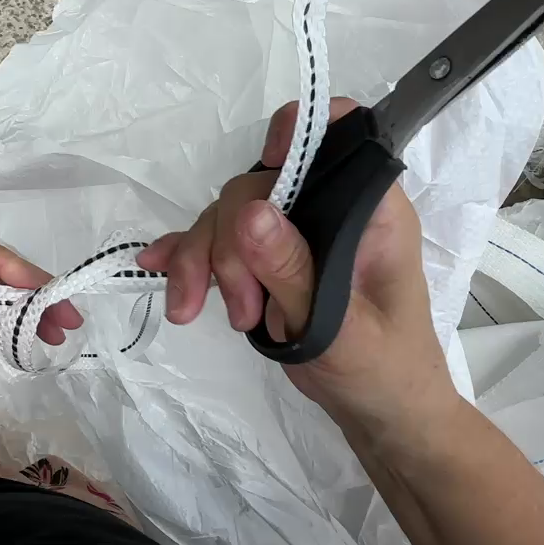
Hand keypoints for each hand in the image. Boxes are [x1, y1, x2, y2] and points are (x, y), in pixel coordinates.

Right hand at [138, 99, 459, 439]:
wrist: (375, 410)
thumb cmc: (382, 371)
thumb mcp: (343, 331)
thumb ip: (294, 270)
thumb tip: (249, 212)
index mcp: (367, 210)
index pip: (338, 136)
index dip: (298, 134)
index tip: (266, 166)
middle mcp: (325, 208)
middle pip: (257, 187)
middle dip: (230, 245)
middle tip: (240, 310)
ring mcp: (289, 230)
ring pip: (226, 216)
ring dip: (203, 262)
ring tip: (193, 311)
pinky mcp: (260, 254)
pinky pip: (213, 239)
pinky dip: (185, 254)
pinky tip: (161, 270)